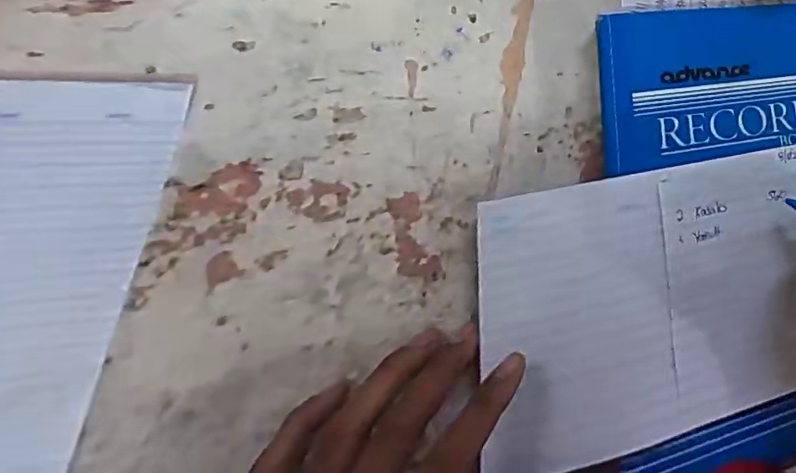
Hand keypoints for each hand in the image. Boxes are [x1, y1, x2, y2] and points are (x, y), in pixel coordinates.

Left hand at [251, 326, 525, 472]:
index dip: (489, 402)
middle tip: (467, 336)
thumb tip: (481, 462)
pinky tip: (339, 385)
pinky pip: (282, 453)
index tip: (514, 361)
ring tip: (424, 338)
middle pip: (404, 423)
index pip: (457, 450)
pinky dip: (309, 414)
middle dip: (442, 372)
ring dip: (391, 374)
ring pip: (349, 423)